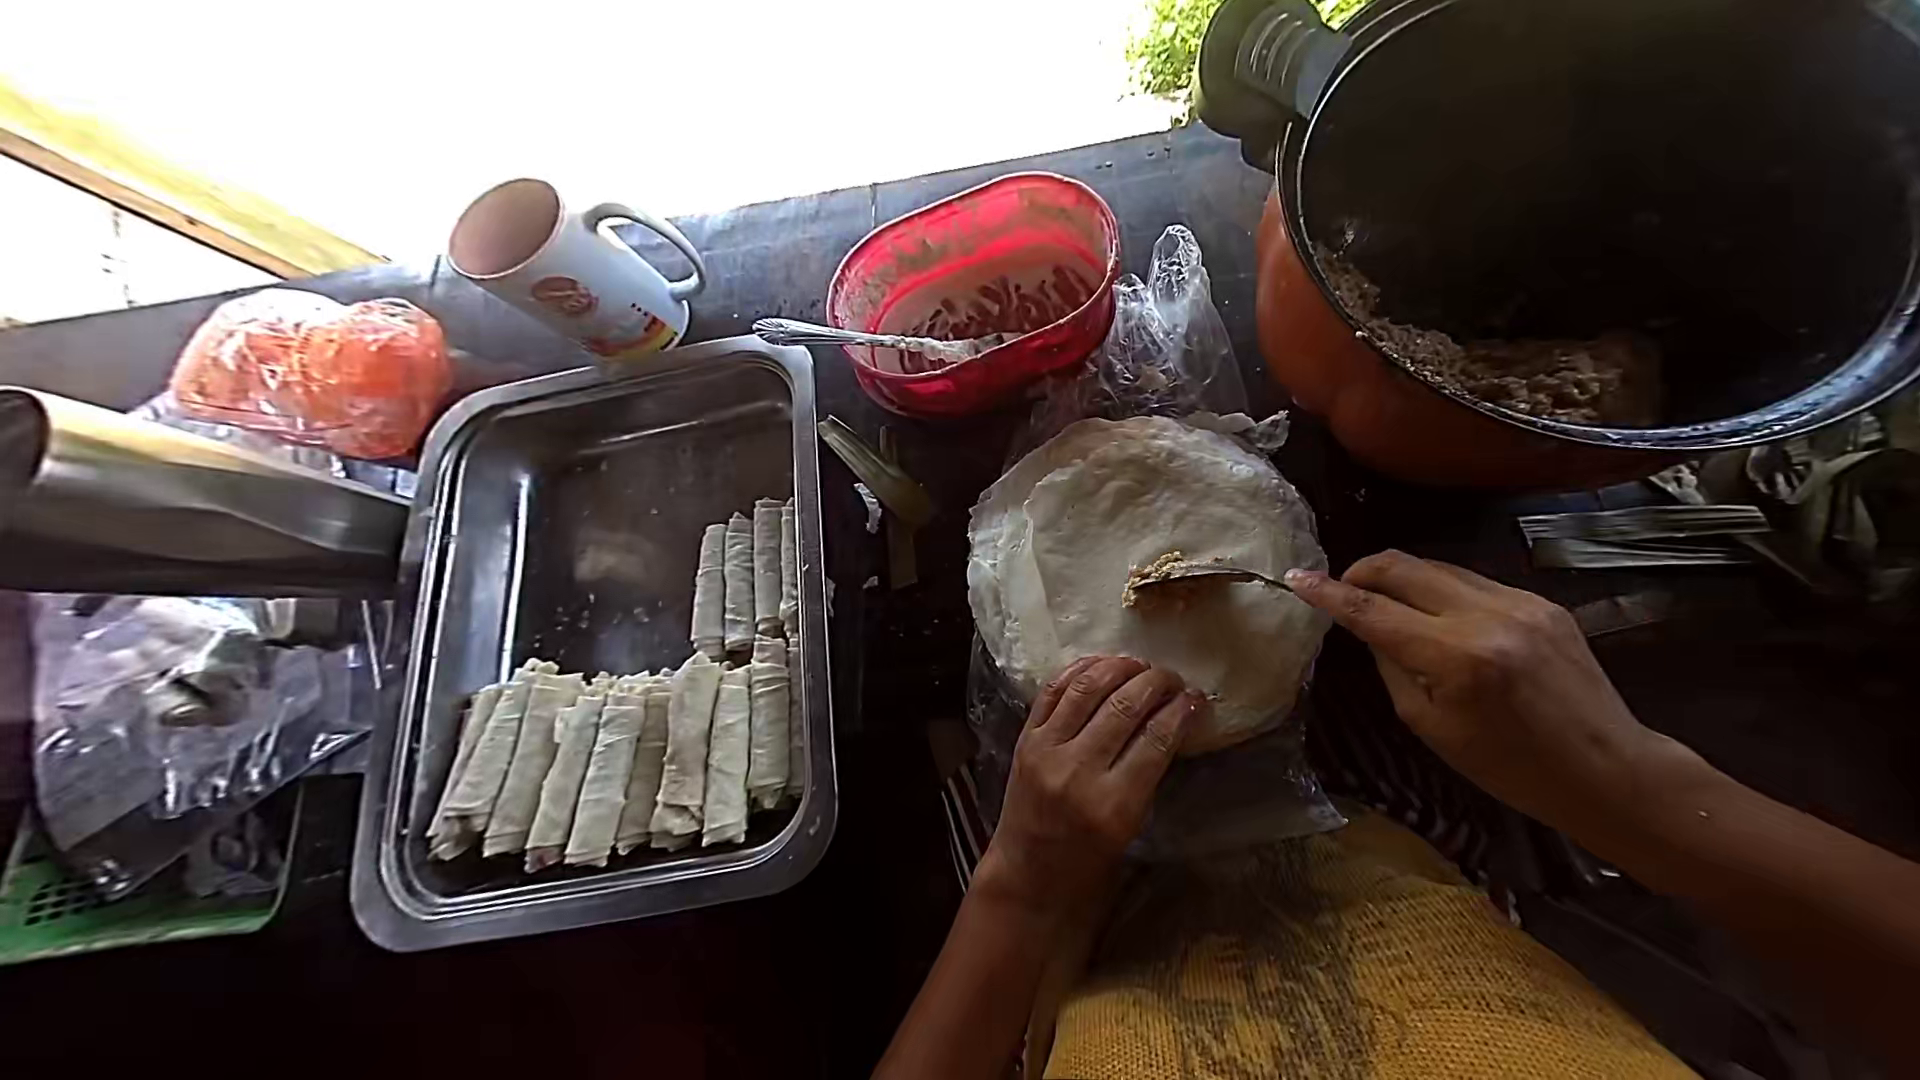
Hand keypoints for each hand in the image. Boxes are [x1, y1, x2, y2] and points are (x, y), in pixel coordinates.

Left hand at [975, 656, 1207, 920]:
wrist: (1026, 877)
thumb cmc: (1087, 866)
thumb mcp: (1130, 829)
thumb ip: (1146, 776)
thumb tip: (1171, 723)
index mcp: (1113, 805)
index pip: (1156, 739)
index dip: (1181, 710)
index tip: (1197, 697)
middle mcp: (1077, 770)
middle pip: (1124, 706)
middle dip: (1155, 683)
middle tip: (1172, 677)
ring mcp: (1046, 749)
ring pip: (1086, 689)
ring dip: (1117, 668)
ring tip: (1139, 664)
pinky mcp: (1025, 739)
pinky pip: (1052, 692)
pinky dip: (1077, 671)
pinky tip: (1099, 664)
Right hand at [1285, 551, 1665, 831]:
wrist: (1611, 772)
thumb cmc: (1506, 764)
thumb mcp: (1425, 721)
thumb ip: (1389, 661)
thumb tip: (1365, 624)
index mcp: (1456, 657)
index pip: (1370, 610)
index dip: (1327, 592)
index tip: (1296, 577)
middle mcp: (1488, 617)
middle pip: (1401, 566)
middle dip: (1360, 570)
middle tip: (1340, 590)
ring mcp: (1520, 603)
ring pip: (1433, 566)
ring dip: (1397, 578)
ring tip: (1385, 604)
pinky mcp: (1541, 601)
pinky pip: (1467, 580)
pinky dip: (1435, 590)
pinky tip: (1435, 616)